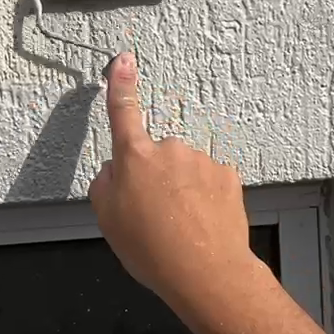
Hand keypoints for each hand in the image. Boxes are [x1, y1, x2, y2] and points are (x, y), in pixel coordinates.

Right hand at [88, 52, 265, 312]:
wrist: (205, 273)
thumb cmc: (151, 249)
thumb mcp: (106, 218)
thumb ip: (106, 183)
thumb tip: (117, 170)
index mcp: (134, 158)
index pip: (123, 111)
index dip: (120, 83)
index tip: (123, 60)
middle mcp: (169, 151)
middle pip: (155, 158)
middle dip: (154, 179)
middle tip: (153, 217)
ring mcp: (201, 161)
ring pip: (183, 171)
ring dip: (180, 192)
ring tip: (178, 228)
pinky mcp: (227, 176)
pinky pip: (208, 181)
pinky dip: (204, 199)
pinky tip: (200, 223)